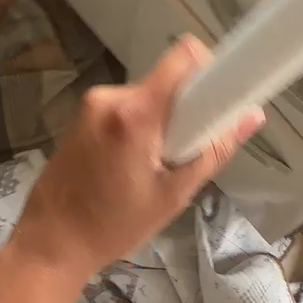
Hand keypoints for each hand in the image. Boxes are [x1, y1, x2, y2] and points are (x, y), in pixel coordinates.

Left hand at [10, 36, 264, 278]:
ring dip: (157, 127)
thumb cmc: (111, 227)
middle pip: (166, 84)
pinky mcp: (79, 118)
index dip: (209, 73)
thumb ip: (212, 152)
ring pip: (145, 100)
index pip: (183, 59)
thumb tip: (252, 116)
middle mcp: (110, 97)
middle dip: (181, 115)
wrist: (50, 243)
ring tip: (148, 173)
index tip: (217, 105)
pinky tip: (126, 171)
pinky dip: (136, 133)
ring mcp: (90, 105)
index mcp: (134, 113)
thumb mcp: (171, 195)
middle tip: (177, 159)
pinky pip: (124, 112)